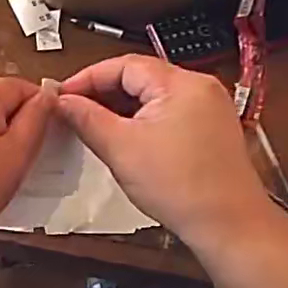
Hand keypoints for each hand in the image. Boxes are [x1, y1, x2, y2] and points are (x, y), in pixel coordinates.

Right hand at [56, 55, 277, 246]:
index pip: (124, 65)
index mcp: (181, 83)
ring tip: (89, 126)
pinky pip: (164, 114)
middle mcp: (199, 88)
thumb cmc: (181, 186)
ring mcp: (206, 109)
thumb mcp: (120, 148)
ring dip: (117, 108)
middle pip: (138, 77)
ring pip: (150, 97)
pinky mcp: (207, 130)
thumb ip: (87, 119)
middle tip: (70, 111)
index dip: (87, 77)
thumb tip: (63, 101)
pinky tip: (118, 138)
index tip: (61, 95)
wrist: (225, 222)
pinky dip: (137, 121)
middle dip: (100, 92)